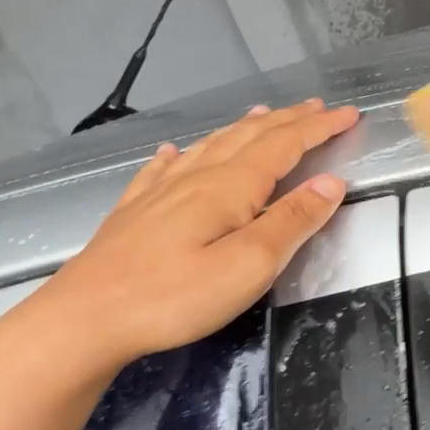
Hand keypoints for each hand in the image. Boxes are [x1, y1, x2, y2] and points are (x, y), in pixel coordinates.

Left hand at [20, 99, 359, 369]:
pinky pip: (163, 170)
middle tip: (317, 106)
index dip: (318, 128)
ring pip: (210, 148)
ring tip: (263, 114)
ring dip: (243, 129)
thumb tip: (331, 182)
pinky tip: (175, 152)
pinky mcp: (133, 214)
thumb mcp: (252, 263)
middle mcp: (195, 180)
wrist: (80, 323)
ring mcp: (159, 195)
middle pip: (248, 139)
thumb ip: (294, 220)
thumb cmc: (175, 296)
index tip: (350, 113)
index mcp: (229, 188)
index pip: (284, 146)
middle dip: (287, 120)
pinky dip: (180, 155)